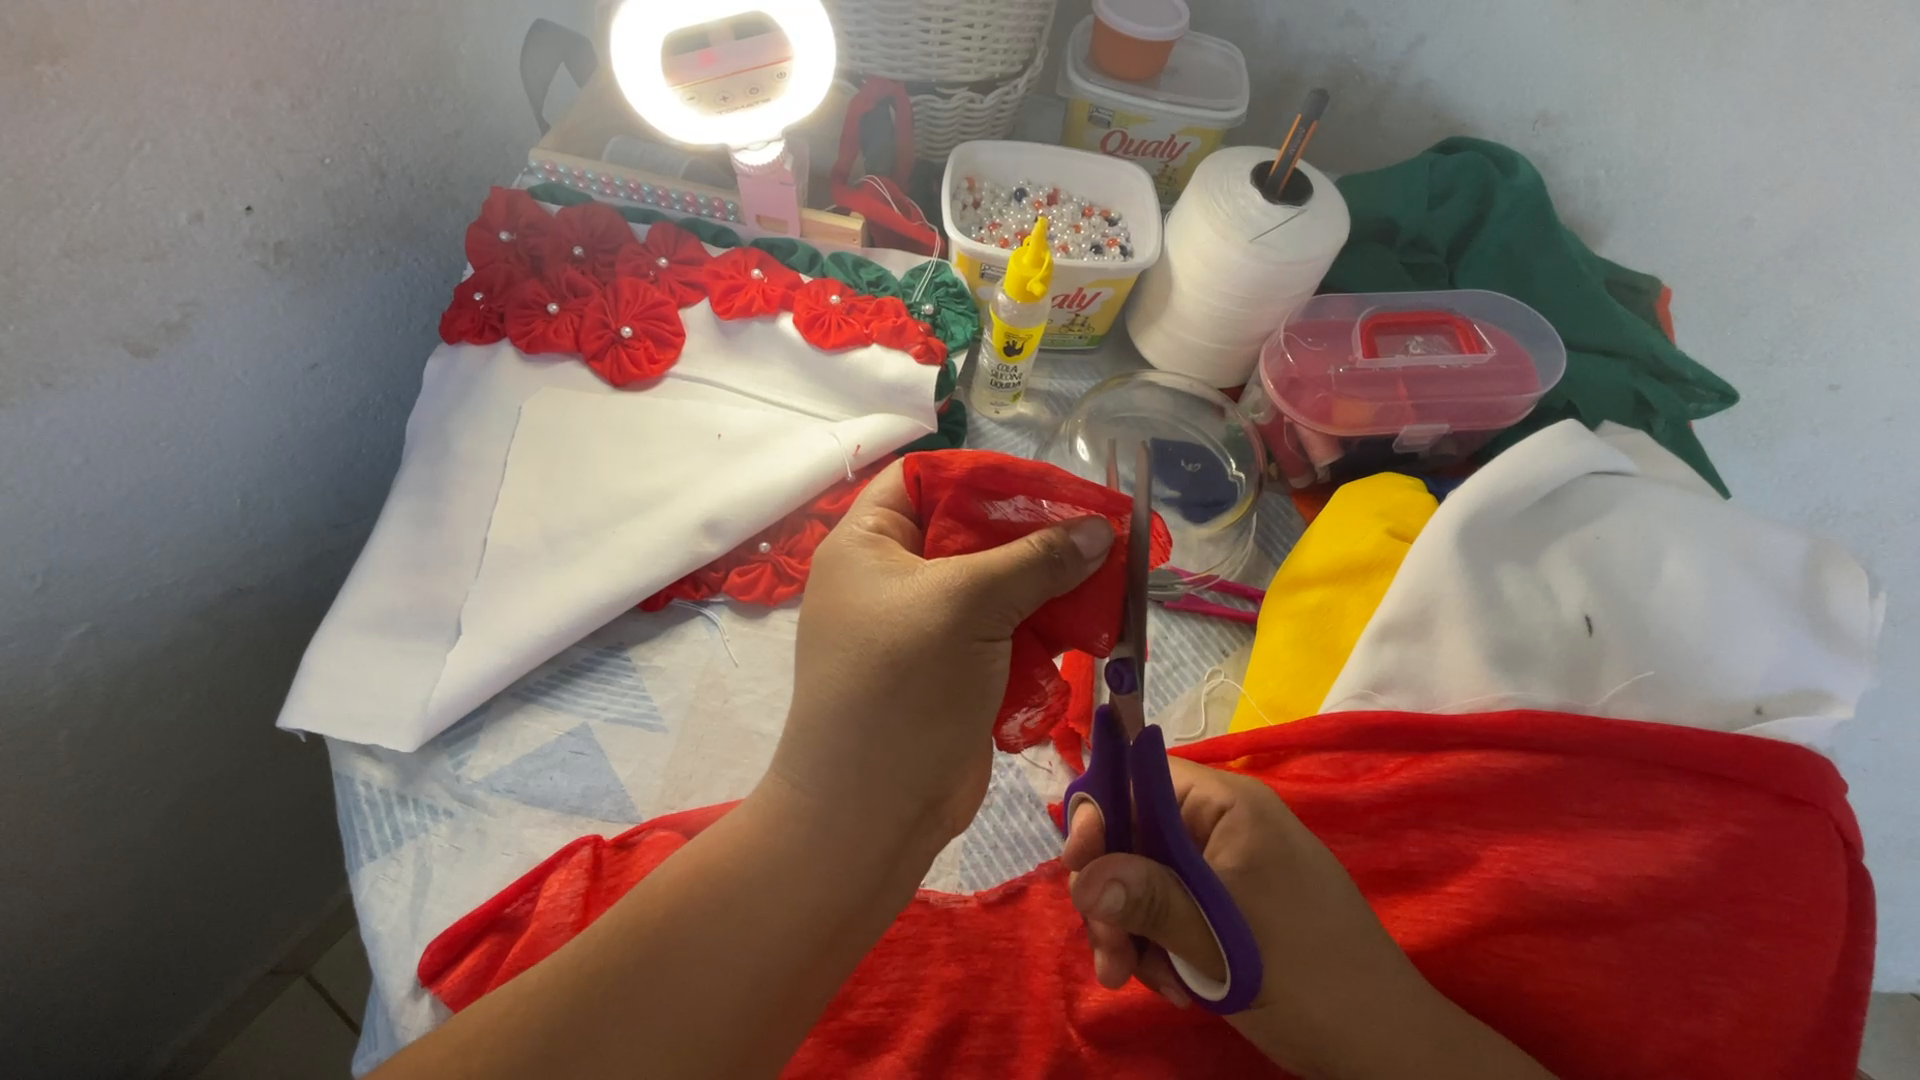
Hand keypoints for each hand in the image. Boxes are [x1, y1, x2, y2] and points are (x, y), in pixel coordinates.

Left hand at [769, 459, 1114, 851]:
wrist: (872, 812)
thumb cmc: (903, 687)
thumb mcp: (966, 605)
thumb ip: (1035, 560)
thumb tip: (1098, 528)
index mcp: (870, 544)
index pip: (923, 479)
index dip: (980, 475)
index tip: (1046, 488)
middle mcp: (893, 579)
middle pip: (970, 533)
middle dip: (1032, 536)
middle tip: (1095, 534)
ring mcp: (924, 629)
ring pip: (995, 587)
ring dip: (1046, 588)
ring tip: (1104, 581)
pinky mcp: (953, 671)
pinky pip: (1003, 634)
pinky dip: (1039, 632)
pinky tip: (1083, 632)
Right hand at [1064, 759, 1554, 1079]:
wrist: (1389, 1048)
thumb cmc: (1310, 978)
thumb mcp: (1219, 940)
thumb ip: (1147, 898)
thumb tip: (1080, 876)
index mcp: (1226, 805)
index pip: (1138, 776)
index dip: (1100, 813)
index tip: (1077, 866)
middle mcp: (1221, 823)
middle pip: (1132, 834)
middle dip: (1111, 892)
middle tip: (1110, 954)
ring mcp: (1223, 863)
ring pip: (1143, 876)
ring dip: (1131, 929)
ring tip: (1144, 981)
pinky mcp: (1225, 902)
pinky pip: (1167, 906)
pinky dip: (1158, 944)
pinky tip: (1175, 984)